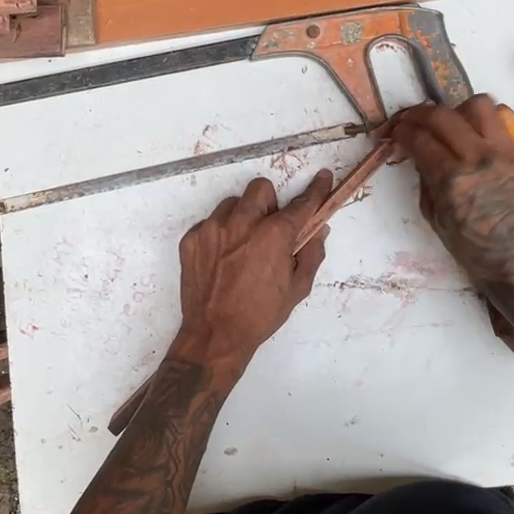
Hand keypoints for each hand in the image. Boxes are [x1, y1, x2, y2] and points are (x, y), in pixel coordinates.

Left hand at [171, 171, 333, 375]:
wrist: (215, 335)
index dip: (316, 190)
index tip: (323, 178)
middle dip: (270, 203)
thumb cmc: (260, 315)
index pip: (300, 204)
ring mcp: (211, 229)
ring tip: (243, 247)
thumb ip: (311, 254)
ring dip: (243, 217)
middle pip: (260, 189)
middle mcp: (241, 224)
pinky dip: (220, 235)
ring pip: (233, 204)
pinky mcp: (191, 239)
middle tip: (270, 229)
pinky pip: (210, 223)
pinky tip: (223, 260)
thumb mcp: (297, 289)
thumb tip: (318, 230)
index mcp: (273, 235)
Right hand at [387, 96, 513, 297]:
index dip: (401, 131)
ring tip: (446, 124)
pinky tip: (468, 134)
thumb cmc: (472, 248)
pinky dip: (478, 122)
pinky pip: (498, 122)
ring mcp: (503, 153)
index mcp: (452, 181)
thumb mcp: (435, 218)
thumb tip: (418, 153)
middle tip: (408, 120)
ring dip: (454, 110)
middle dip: (418, 114)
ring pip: (476, 106)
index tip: (393, 131)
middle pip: (442, 116)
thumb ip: (425, 180)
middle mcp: (477, 159)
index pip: (420, 140)